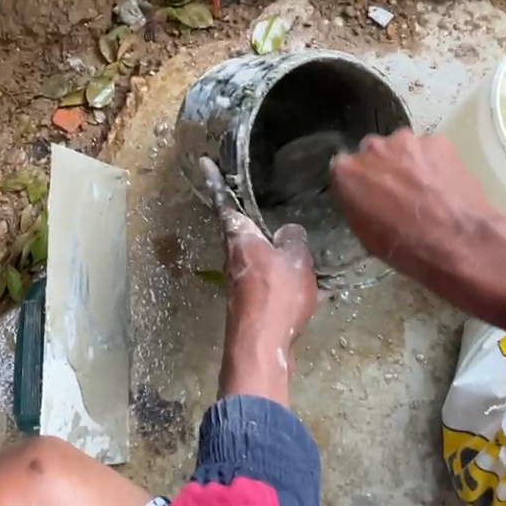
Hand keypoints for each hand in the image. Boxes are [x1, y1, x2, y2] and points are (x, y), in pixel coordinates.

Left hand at [195, 158, 315, 404]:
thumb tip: (288, 229)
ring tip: (290, 241)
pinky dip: (280, 273)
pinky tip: (301, 281)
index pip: (224, 199)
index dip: (215, 179)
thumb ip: (293, 239)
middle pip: (237, 227)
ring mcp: (237, 278)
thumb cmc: (275, 294)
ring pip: (252, 252)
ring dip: (267, 246)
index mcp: (239, 236)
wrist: (260, 344)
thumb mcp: (295, 259)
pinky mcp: (248, 299)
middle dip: (246, 214)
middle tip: (253, 197)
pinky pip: (265, 275)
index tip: (203, 161)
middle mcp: (232, 253)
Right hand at [330, 129, 505, 328]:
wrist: (459, 243)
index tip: (370, 197)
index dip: (359, 184)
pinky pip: (430, 150)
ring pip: (402, 148)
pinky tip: (445, 185)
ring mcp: (406, 141)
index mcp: (345, 171)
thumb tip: (363, 196)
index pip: (344, 169)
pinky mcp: (437, 141)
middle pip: (372, 152)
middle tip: (398, 192)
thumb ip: (356, 203)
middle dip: (382, 167)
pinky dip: (435, 163)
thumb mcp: (365, 234)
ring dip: (408, 162)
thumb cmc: (406, 248)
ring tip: (426, 189)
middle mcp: (371, 148)